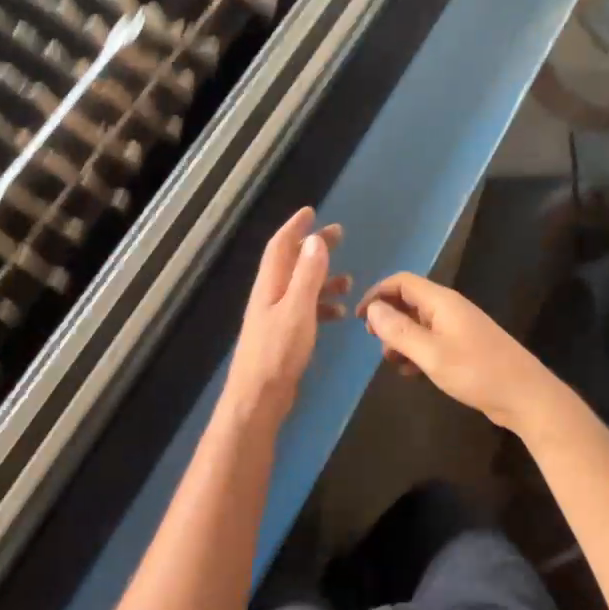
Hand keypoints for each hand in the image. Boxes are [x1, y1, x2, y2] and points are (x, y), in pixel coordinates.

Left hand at [224, 208, 351, 417]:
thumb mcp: (297, 310)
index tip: (311, 212)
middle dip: (314, 248)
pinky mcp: (284, 337)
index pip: (280, 247)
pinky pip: (305, 312)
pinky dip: (322, 308)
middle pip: (292, 263)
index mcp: (269, 285)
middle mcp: (270, 296)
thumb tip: (315, 240)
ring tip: (348, 280)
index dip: (294, 227)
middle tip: (339, 235)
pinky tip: (339, 314)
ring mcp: (276, 317)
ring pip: (301, 288)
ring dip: (322, 279)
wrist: (259, 397)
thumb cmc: (278, 352)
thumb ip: (307, 276)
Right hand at [359, 273, 558, 431]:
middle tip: (375, 342)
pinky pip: (432, 340)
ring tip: (392, 361)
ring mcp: (459, 328)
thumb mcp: (431, 353)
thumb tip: (372, 309)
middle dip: (387, 318)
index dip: (377, 294)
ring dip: (401, 338)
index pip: (401, 282)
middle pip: (409, 301)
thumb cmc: (476, 372)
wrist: (525, 397)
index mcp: (441, 302)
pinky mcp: (465, 347)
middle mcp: (449, 308)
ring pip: (419, 323)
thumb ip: (399, 330)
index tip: (360, 318)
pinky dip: (416, 350)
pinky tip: (411, 372)